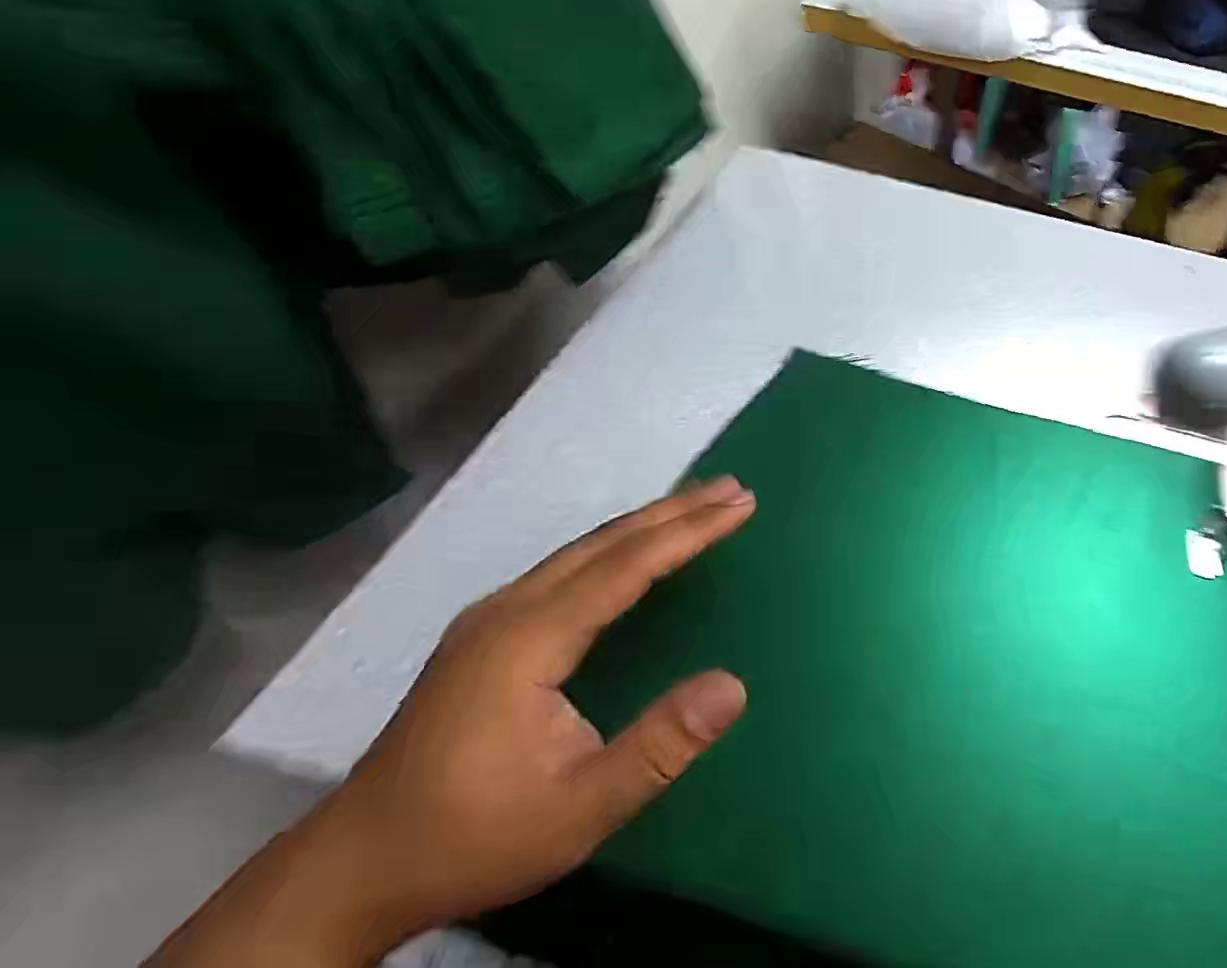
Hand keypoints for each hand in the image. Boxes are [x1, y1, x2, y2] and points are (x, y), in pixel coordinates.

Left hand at [152, 477, 758, 966]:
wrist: (355, 869)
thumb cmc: (475, 838)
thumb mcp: (581, 809)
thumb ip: (660, 747)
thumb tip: (735, 685)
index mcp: (527, 640)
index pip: (626, 566)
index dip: (689, 532)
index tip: (741, 506)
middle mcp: (507, 610)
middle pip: (605, 542)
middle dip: (675, 510)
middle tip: (734, 488)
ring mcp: (490, 617)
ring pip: (582, 549)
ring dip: (647, 522)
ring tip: (699, 504)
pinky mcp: (486, 632)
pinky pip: (567, 567)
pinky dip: (617, 546)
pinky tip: (634, 550)